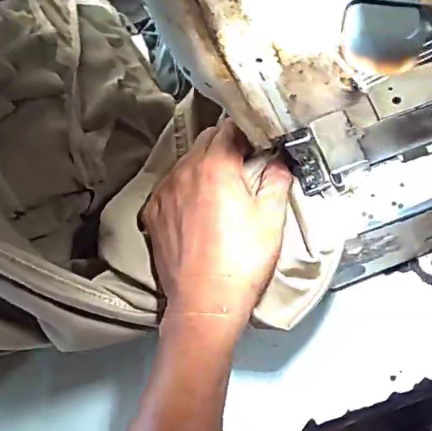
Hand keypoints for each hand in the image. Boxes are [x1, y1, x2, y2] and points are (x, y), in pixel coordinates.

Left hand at [141, 120, 292, 332]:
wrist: (205, 302)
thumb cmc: (241, 263)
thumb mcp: (271, 217)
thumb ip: (276, 178)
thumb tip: (278, 161)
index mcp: (216, 166)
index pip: (229, 128)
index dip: (247, 133)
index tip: (258, 146)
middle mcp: (184, 172)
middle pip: (205, 141)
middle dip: (225, 147)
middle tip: (244, 168)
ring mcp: (165, 193)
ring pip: (185, 163)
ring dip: (204, 168)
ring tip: (222, 192)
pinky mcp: (153, 213)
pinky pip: (170, 187)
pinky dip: (184, 189)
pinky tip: (199, 209)